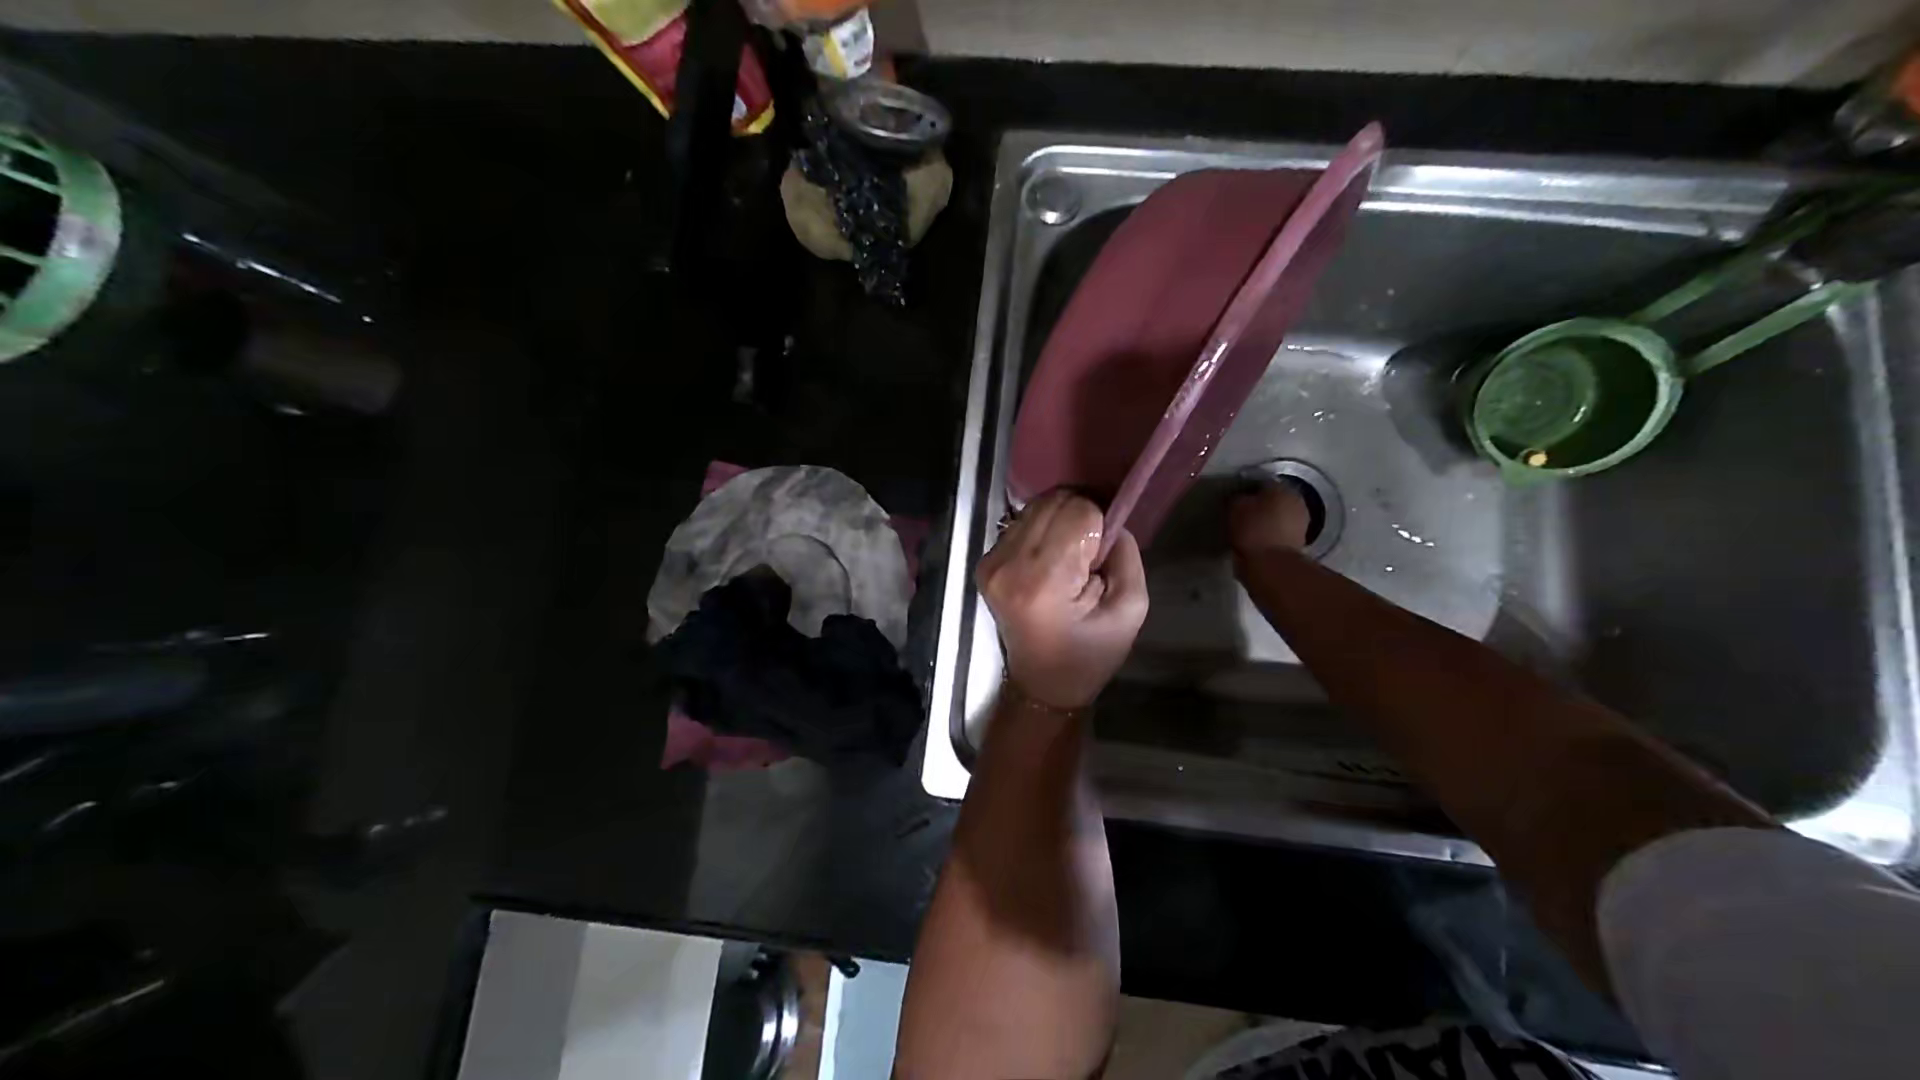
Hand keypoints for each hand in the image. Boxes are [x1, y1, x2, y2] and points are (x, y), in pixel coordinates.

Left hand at [977, 490, 1147, 709]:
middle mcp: (1009, 564)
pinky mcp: (985, 563)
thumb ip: (1126, 556)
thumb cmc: (1090, 654)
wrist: (1043, 684)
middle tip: (1092, 551)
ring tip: (1071, 557)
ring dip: (1060, 521)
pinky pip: (1021, 524)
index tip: (1104, 551)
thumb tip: (1113, 518)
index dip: (1100, 521)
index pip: (1076, 512)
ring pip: (1035, 508)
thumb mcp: (1130, 609)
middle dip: (1080, 516)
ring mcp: (991, 562)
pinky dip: (1042, 531)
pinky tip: (1051, 560)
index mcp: (1043, 581)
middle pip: (1053, 502)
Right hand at [1229, 481, 1312, 561]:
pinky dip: (1270, 534)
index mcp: (1282, 488)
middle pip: (1274, 499)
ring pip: (1278, 516)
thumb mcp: (1235, 507)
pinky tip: (1257, 540)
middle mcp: (1296, 502)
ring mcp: (1300, 523)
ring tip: (1248, 528)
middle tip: (1243, 513)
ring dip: (1267, 520)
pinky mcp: (1298, 542)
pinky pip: (1279, 532)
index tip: (1237, 499)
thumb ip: (1239, 498)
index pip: (1263, 483)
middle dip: (1261, 505)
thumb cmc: (1252, 530)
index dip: (1248, 490)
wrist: (1270, 563)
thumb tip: (1242, 499)